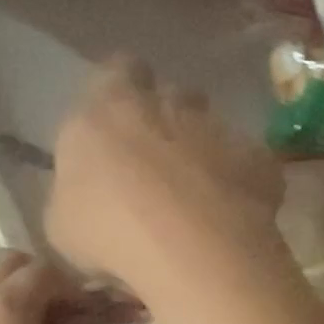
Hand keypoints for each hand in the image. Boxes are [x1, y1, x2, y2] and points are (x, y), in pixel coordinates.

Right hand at [46, 55, 286, 297]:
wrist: (194, 251)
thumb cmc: (111, 232)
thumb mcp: (64, 221)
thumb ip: (77, 191)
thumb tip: (88, 196)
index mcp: (108, 106)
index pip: (115, 71)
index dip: (121, 92)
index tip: (120, 122)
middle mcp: (167, 104)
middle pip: (170, 93)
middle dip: (167, 117)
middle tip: (160, 163)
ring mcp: (218, 128)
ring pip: (213, 126)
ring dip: (206, 150)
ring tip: (200, 195)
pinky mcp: (259, 159)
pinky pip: (249, 164)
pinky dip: (242, 183)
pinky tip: (235, 217)